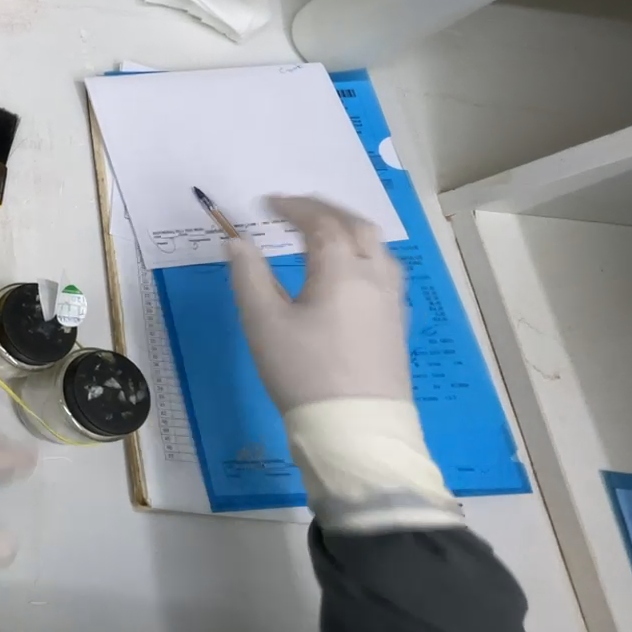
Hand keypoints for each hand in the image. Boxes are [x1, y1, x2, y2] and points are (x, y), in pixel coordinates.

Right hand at [225, 195, 410, 411]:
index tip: (266, 202)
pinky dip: (361, 251)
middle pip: (359, 227)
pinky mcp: (394, 323)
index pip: (321, 224)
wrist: (354, 429)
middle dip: (325, 209)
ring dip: (348, 228)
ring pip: (378, 248)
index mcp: (342, 273)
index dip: (293, 207)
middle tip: (293, 206)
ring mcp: (391, 302)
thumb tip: (236, 241)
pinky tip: (345, 266)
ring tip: (321, 229)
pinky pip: (384, 269)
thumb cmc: (301, 369)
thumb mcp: (262, 320)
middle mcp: (374, 279)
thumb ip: (248, 273)